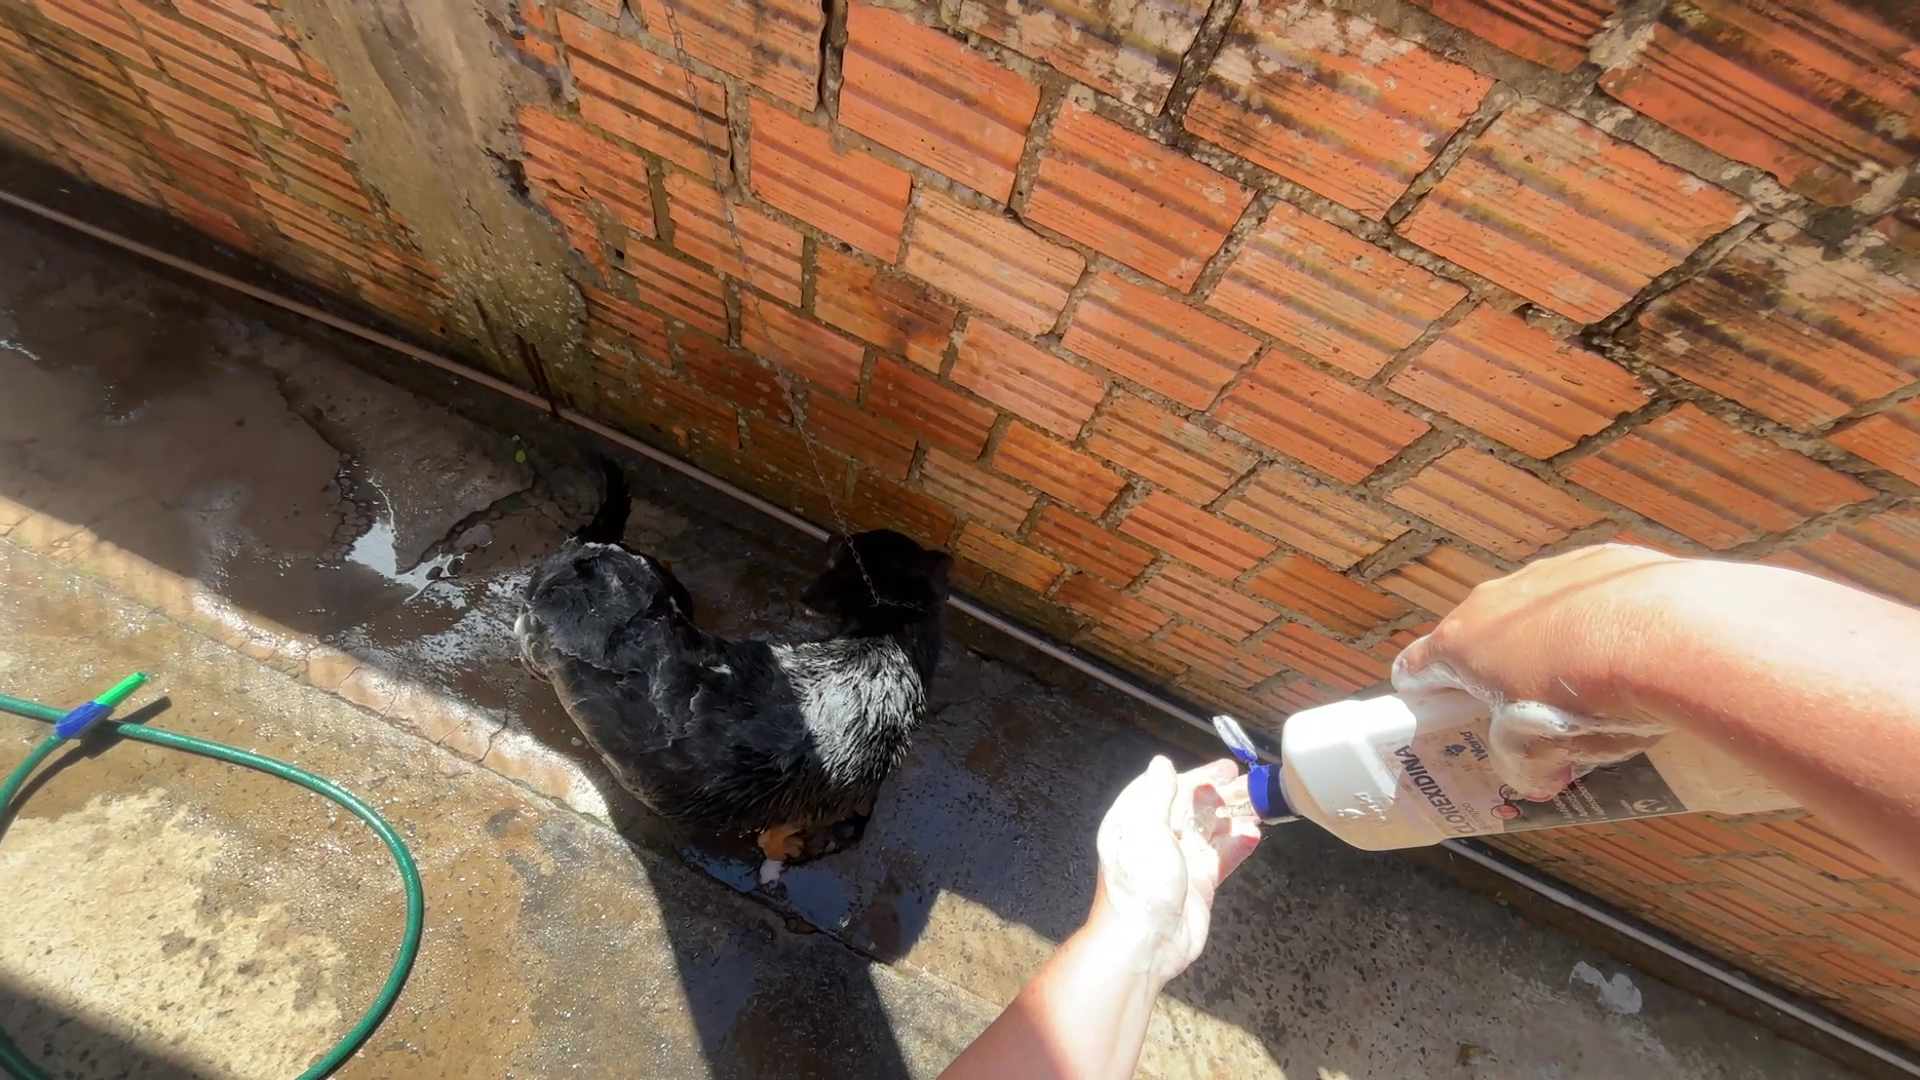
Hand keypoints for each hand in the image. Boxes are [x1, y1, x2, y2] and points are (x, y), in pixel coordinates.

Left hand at [1089, 756, 1261, 983]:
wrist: (1144, 942)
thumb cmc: (1140, 880)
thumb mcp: (1144, 827)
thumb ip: (1157, 794)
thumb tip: (1162, 763)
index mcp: (1136, 817)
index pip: (1168, 786)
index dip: (1196, 776)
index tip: (1224, 768)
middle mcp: (1157, 835)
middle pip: (1193, 807)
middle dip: (1220, 794)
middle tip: (1250, 783)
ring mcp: (1180, 859)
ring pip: (1211, 830)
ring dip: (1234, 816)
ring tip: (1260, 804)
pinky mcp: (1200, 883)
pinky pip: (1221, 857)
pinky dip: (1238, 844)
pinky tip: (1254, 834)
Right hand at [1392, 543, 1685, 799]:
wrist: (1681, 639)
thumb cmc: (1590, 699)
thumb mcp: (1543, 750)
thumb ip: (1521, 762)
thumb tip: (1531, 780)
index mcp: (1458, 644)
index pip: (1412, 667)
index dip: (1423, 693)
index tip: (1443, 714)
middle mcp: (1488, 603)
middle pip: (1475, 639)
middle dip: (1495, 672)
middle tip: (1532, 710)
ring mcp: (1541, 577)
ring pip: (1530, 615)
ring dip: (1548, 643)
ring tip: (1599, 679)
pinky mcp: (1598, 562)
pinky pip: (1585, 594)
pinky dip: (1601, 618)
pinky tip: (1639, 646)